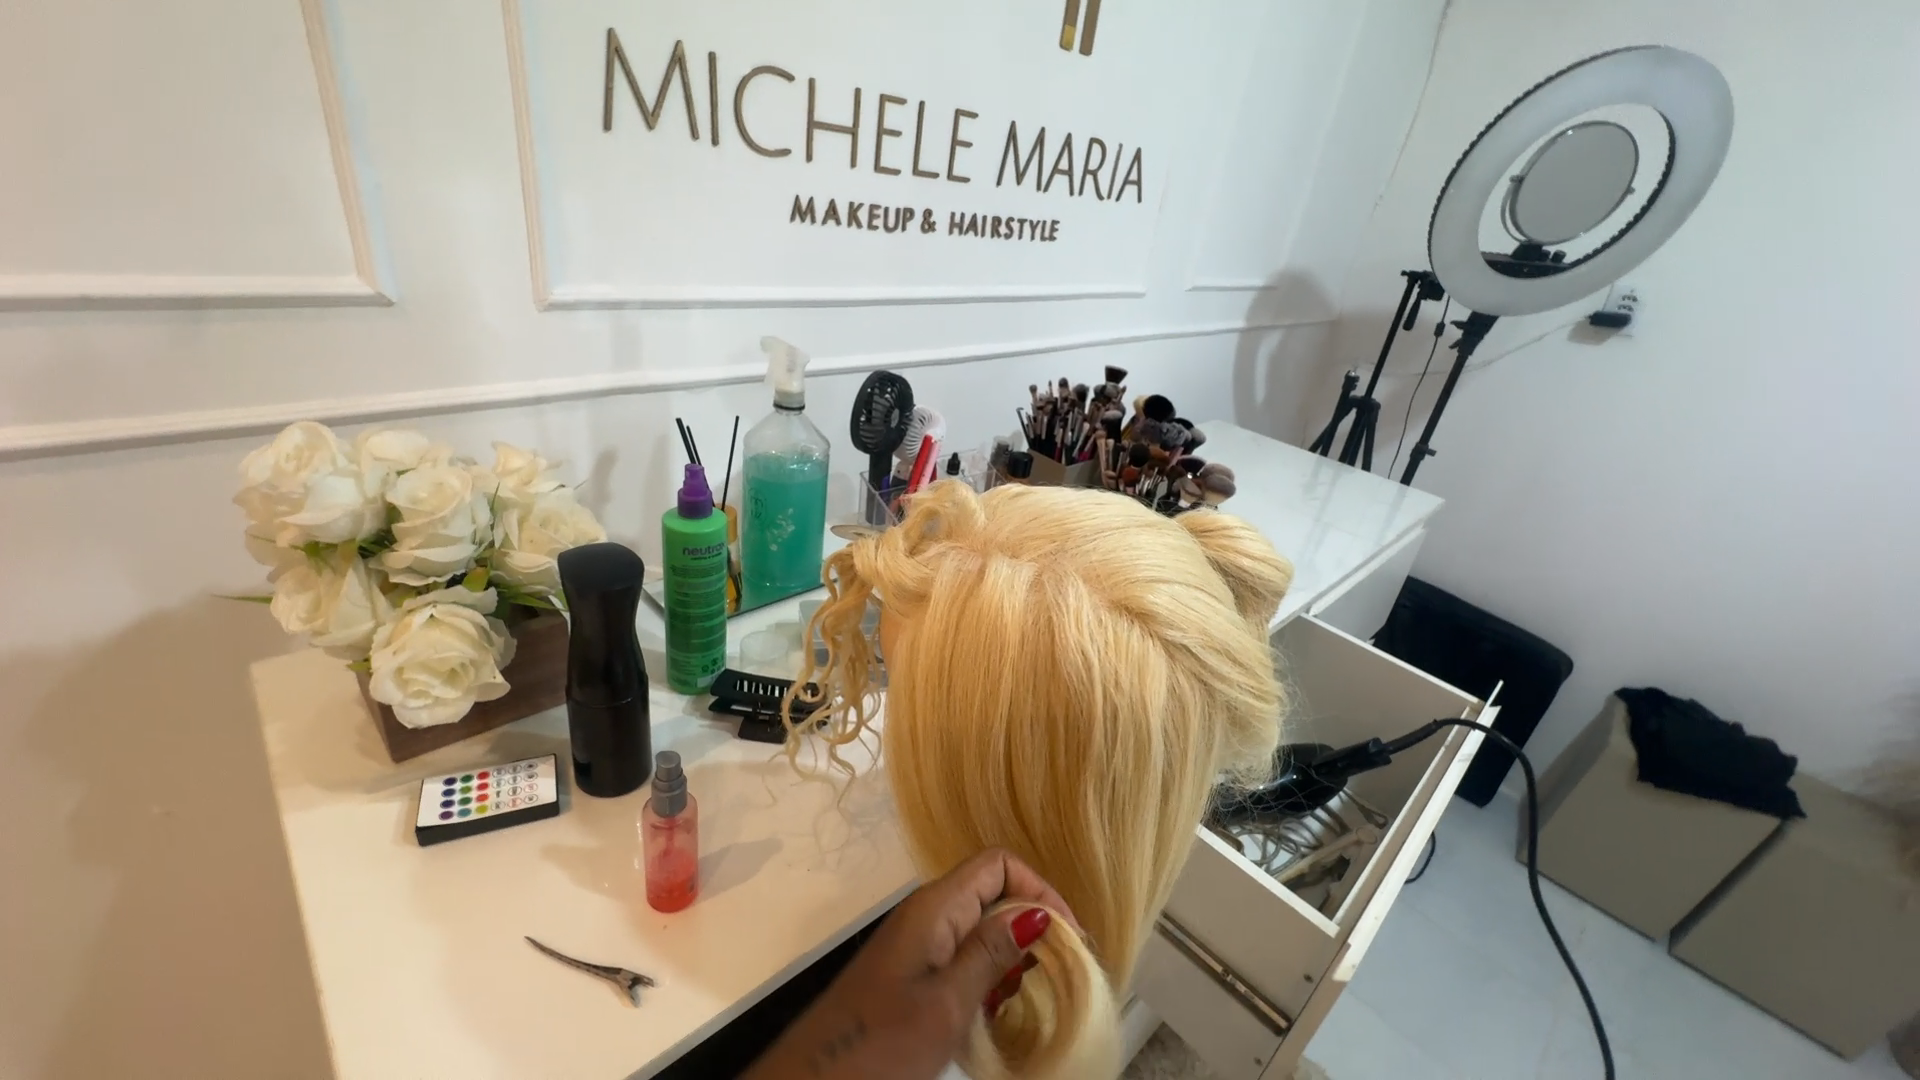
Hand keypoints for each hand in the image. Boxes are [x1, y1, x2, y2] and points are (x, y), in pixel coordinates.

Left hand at [741, 848, 1075, 1079]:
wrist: (816, 1079)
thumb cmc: (883, 1041)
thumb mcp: (948, 1003)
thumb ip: (992, 953)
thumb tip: (1038, 912)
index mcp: (936, 906)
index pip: (998, 863)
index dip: (1039, 888)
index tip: (1069, 935)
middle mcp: (928, 912)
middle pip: (992, 889)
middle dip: (1032, 919)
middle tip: (1064, 965)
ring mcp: (918, 941)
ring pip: (980, 922)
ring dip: (1014, 947)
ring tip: (1041, 985)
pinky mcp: (912, 969)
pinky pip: (963, 951)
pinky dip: (991, 969)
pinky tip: (1003, 1002)